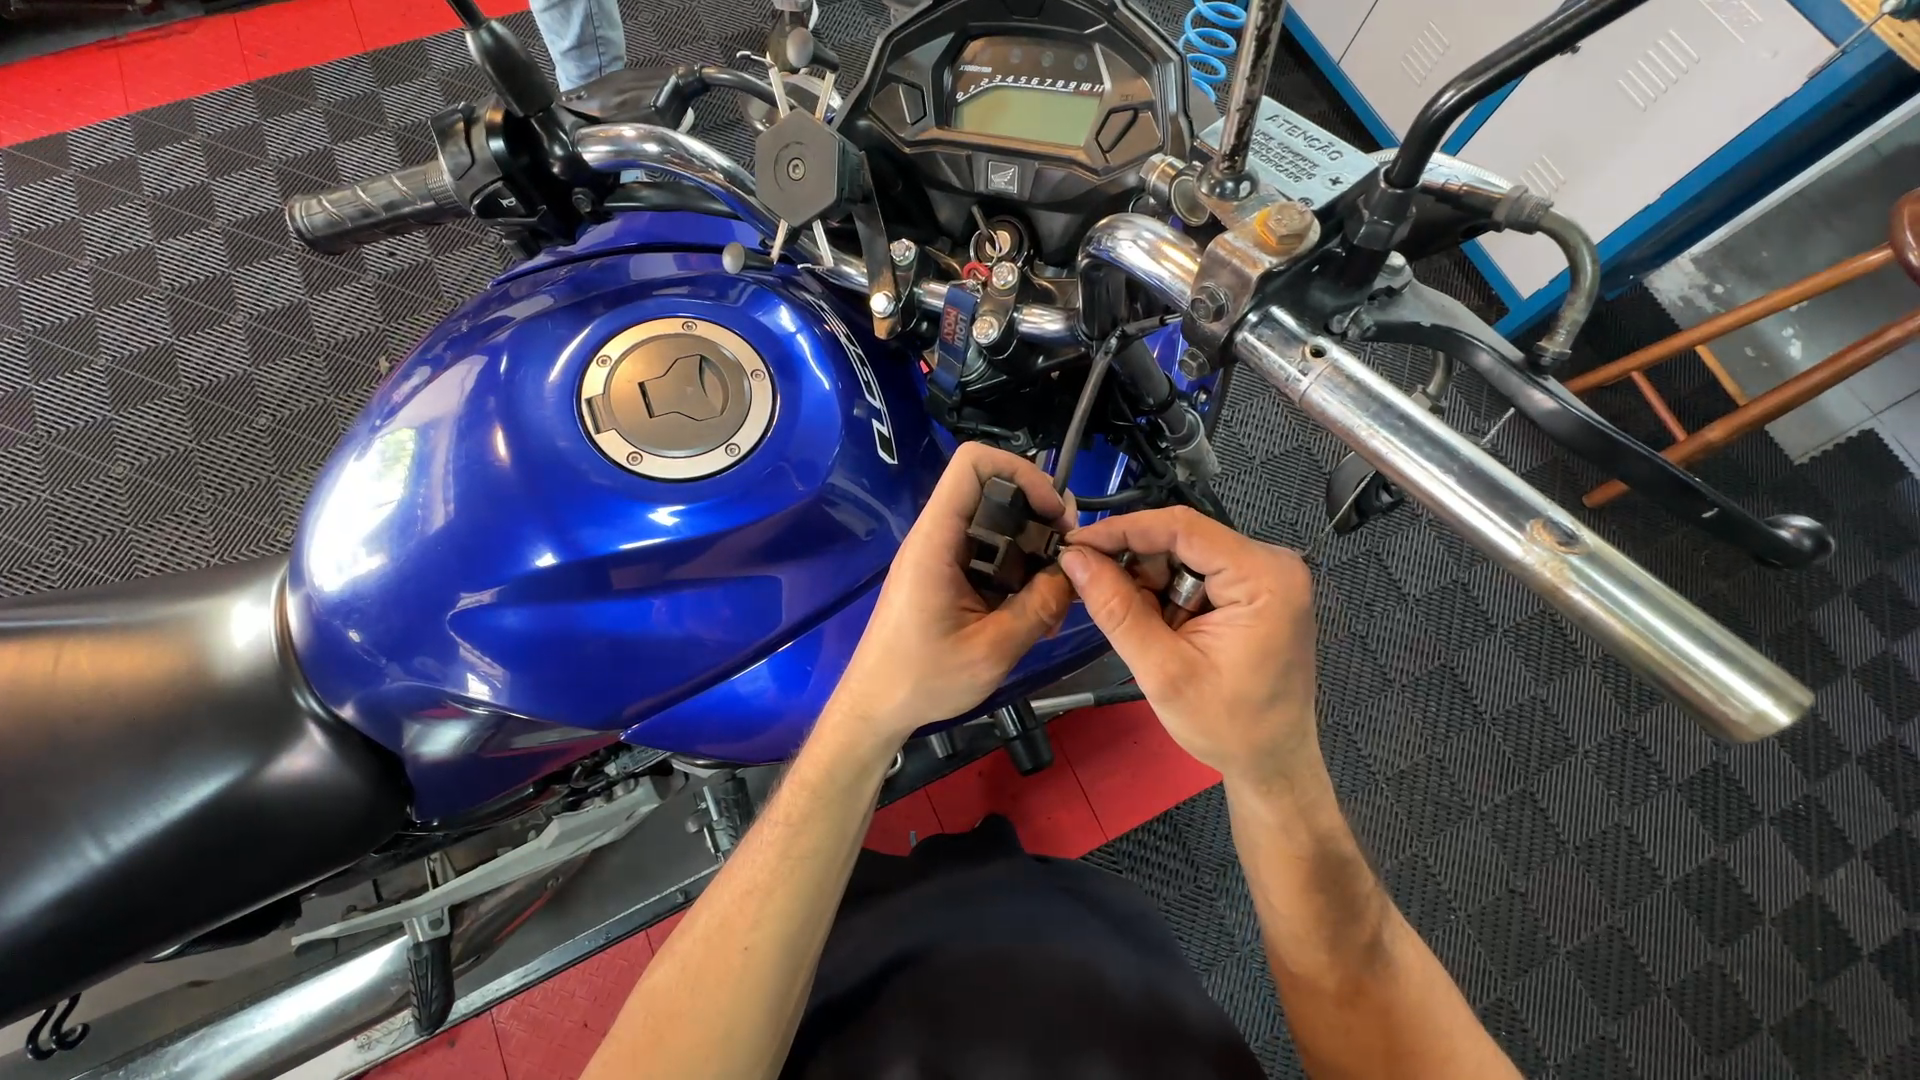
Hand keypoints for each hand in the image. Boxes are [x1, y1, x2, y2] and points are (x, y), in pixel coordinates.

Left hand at [823, 444, 1074, 749]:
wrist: (876, 707)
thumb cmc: (922, 679)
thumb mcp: (992, 650)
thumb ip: (1038, 607)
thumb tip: (1074, 574)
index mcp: (937, 541)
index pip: (973, 463)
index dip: (1021, 473)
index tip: (1052, 515)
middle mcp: (936, 537)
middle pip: (992, 491)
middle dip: (1038, 514)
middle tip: (1067, 556)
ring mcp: (940, 557)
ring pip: (996, 526)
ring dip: (1032, 549)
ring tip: (1056, 591)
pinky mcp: (945, 577)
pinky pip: (988, 555)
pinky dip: (1017, 572)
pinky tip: (1034, 610)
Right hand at [1058, 507, 1321, 789]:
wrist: (1272, 763)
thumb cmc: (1227, 726)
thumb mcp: (1163, 671)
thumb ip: (1116, 609)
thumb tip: (1073, 559)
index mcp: (1263, 577)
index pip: (1181, 528)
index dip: (1122, 530)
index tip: (1074, 545)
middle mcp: (1271, 563)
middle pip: (1182, 540)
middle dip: (1135, 566)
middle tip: (1096, 596)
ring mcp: (1264, 575)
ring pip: (1183, 556)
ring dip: (1149, 585)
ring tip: (1141, 629)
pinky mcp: (1254, 590)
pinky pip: (1196, 573)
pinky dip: (1167, 596)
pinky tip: (1160, 629)